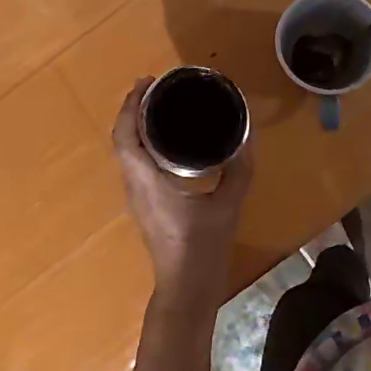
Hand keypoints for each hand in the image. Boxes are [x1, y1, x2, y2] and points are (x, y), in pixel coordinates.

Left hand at [111, 78, 253, 295]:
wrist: (186, 287)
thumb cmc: (203, 245)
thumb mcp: (228, 203)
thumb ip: (239, 169)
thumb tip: (247, 136)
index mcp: (146, 180)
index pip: (125, 135)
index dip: (130, 105)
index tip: (146, 83)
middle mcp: (134, 185)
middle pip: (122, 139)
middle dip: (133, 109)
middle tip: (156, 89)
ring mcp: (137, 197)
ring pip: (127, 153)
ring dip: (136, 126)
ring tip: (160, 108)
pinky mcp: (145, 205)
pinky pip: (136, 164)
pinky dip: (144, 144)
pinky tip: (167, 141)